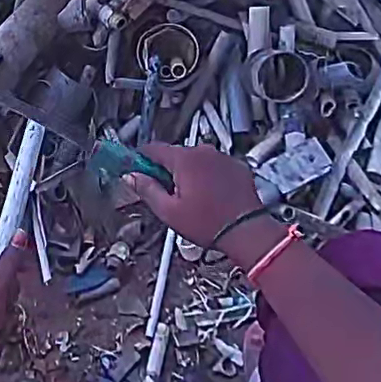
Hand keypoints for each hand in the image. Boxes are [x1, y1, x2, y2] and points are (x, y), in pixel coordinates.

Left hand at [0, 235, 34, 381]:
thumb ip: (11, 259)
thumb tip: (19, 235)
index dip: (12, 256)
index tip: (25, 265)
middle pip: (2, 273)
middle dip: (10, 287)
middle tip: (6, 296)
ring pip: (2, 295)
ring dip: (7, 305)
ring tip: (0, 315)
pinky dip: (2, 320)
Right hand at [125, 143, 285, 269]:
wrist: (248, 232)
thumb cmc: (210, 224)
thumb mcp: (169, 211)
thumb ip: (147, 189)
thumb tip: (131, 177)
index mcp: (183, 159)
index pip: (153, 148)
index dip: (142, 159)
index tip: (138, 170)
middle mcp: (203, 152)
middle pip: (174, 153)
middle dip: (167, 169)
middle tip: (167, 193)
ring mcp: (221, 157)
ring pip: (195, 159)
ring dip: (189, 172)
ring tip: (192, 198)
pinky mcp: (236, 165)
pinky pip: (214, 165)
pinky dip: (209, 175)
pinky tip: (210, 195)